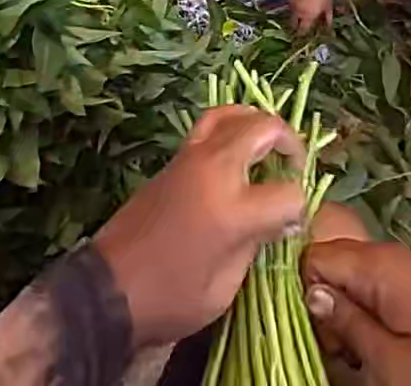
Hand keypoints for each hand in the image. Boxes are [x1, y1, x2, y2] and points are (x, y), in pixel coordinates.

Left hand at [92, 105, 306, 347]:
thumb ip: (256, 243)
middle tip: (295, 166)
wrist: (111, 287)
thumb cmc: (171, 297)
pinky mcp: (176, 156)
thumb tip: (278, 219)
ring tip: (270, 144)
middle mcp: (216, 169)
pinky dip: (233, 122)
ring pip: (235, 113)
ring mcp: (193, 156)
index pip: (288, 192)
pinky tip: (239, 144)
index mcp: (233, 209)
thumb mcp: (225, 287)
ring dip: (259, 122)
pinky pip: (211, 122)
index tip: (295, 221)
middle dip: (290, 143)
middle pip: (264, 129)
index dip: (300, 207)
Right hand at [287, 0, 333, 33]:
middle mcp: (298, 12)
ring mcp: (292, 3)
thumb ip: (327, 17)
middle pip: (293, 22)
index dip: (303, 32)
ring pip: (292, 12)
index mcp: (309, 16)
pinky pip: (291, 3)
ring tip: (303, 7)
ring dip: (296, 12)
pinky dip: (295, 3)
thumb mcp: (328, 5)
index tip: (304, 32)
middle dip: (296, 24)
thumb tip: (328, 26)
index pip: (302, 30)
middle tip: (301, 22)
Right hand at [302, 239, 410, 385]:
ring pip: (343, 280)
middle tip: (339, 348)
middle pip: (327, 264)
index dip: (304, 291)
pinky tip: (369, 348)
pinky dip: (358, 317)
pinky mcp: (406, 290)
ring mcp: (396, 271)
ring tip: (354, 353)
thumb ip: (345, 322)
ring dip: (340, 315)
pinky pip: (364, 292)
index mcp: (376, 262)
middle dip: (321, 303)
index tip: (317, 333)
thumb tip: (308, 292)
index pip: (312, 255)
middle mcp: (383, 255)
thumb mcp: (389, 363)